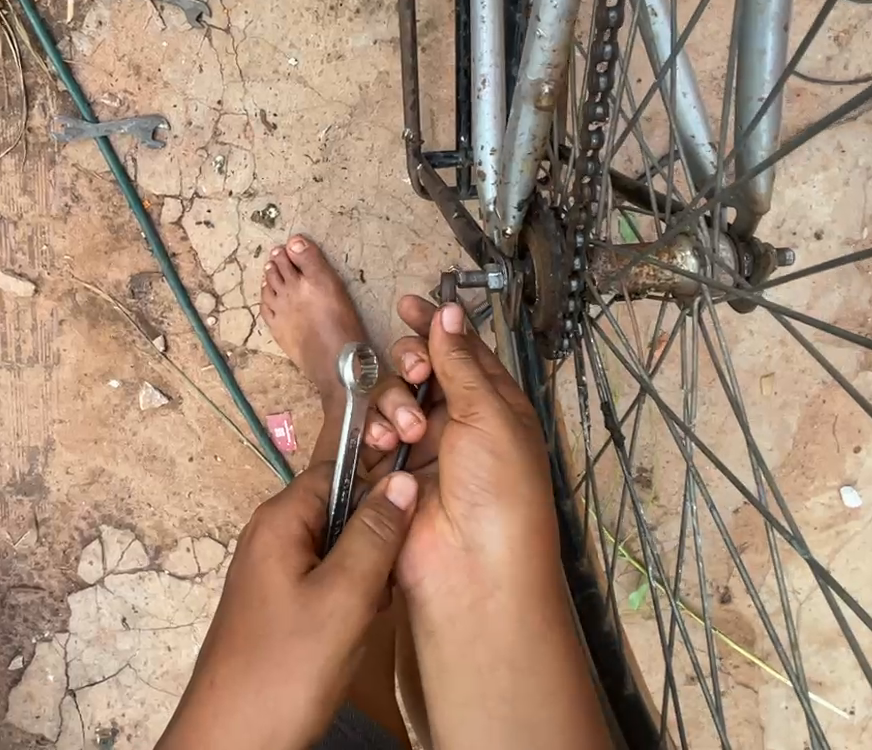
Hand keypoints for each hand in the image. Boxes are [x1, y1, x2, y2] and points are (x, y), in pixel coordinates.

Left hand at [158, 465, 418, 749]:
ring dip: (365, 568)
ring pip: (336, 545)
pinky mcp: (279, 601)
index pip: (337, 469)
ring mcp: (273, 568)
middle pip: (339, 507)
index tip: (413, 507)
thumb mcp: (343, 597)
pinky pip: (324, 576)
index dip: (377, 481)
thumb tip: (401, 480)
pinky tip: (358, 625)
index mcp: (281, 518)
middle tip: (390, 574)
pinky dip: (349, 592)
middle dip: (373, 534)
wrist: (232, 742)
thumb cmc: (287, 666)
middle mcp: (272, 533)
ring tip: (374, 604)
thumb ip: (374, 535)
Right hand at [375, 298, 611, 749]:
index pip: (460, 350)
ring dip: (395, 402)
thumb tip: (449, 310)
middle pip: (420, 367)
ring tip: (408, 429)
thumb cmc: (500, 487)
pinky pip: (371, 430)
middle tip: (416, 374)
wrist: (471, 567)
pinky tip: (383, 442)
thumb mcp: (490, 415)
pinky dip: (375, 429)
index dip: (435, 325)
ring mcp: (420, 444)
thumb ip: (461, 361)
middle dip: (411, 362)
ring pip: (392, 395)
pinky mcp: (388, 467)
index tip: (409, 304)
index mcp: (493, 403)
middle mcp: (456, 419)